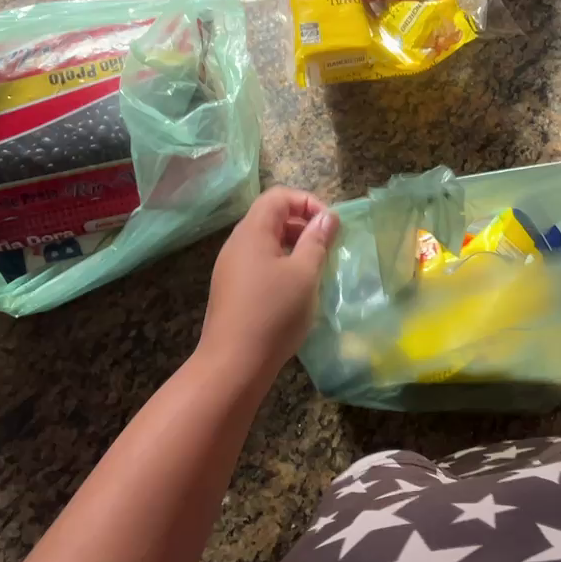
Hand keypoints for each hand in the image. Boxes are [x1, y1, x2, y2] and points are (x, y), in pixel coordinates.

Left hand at [197, 187, 338, 376]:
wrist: (232, 365)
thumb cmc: (273, 313)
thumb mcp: (305, 274)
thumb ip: (317, 241)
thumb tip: (328, 217)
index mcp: (252, 232)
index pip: (278, 197)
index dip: (307, 202)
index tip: (330, 226)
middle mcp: (237, 244)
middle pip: (271, 216)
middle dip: (303, 224)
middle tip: (327, 246)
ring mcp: (230, 268)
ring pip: (266, 242)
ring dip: (293, 246)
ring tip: (315, 267)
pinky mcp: (231, 289)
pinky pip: (259, 262)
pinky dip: (281, 264)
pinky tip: (296, 289)